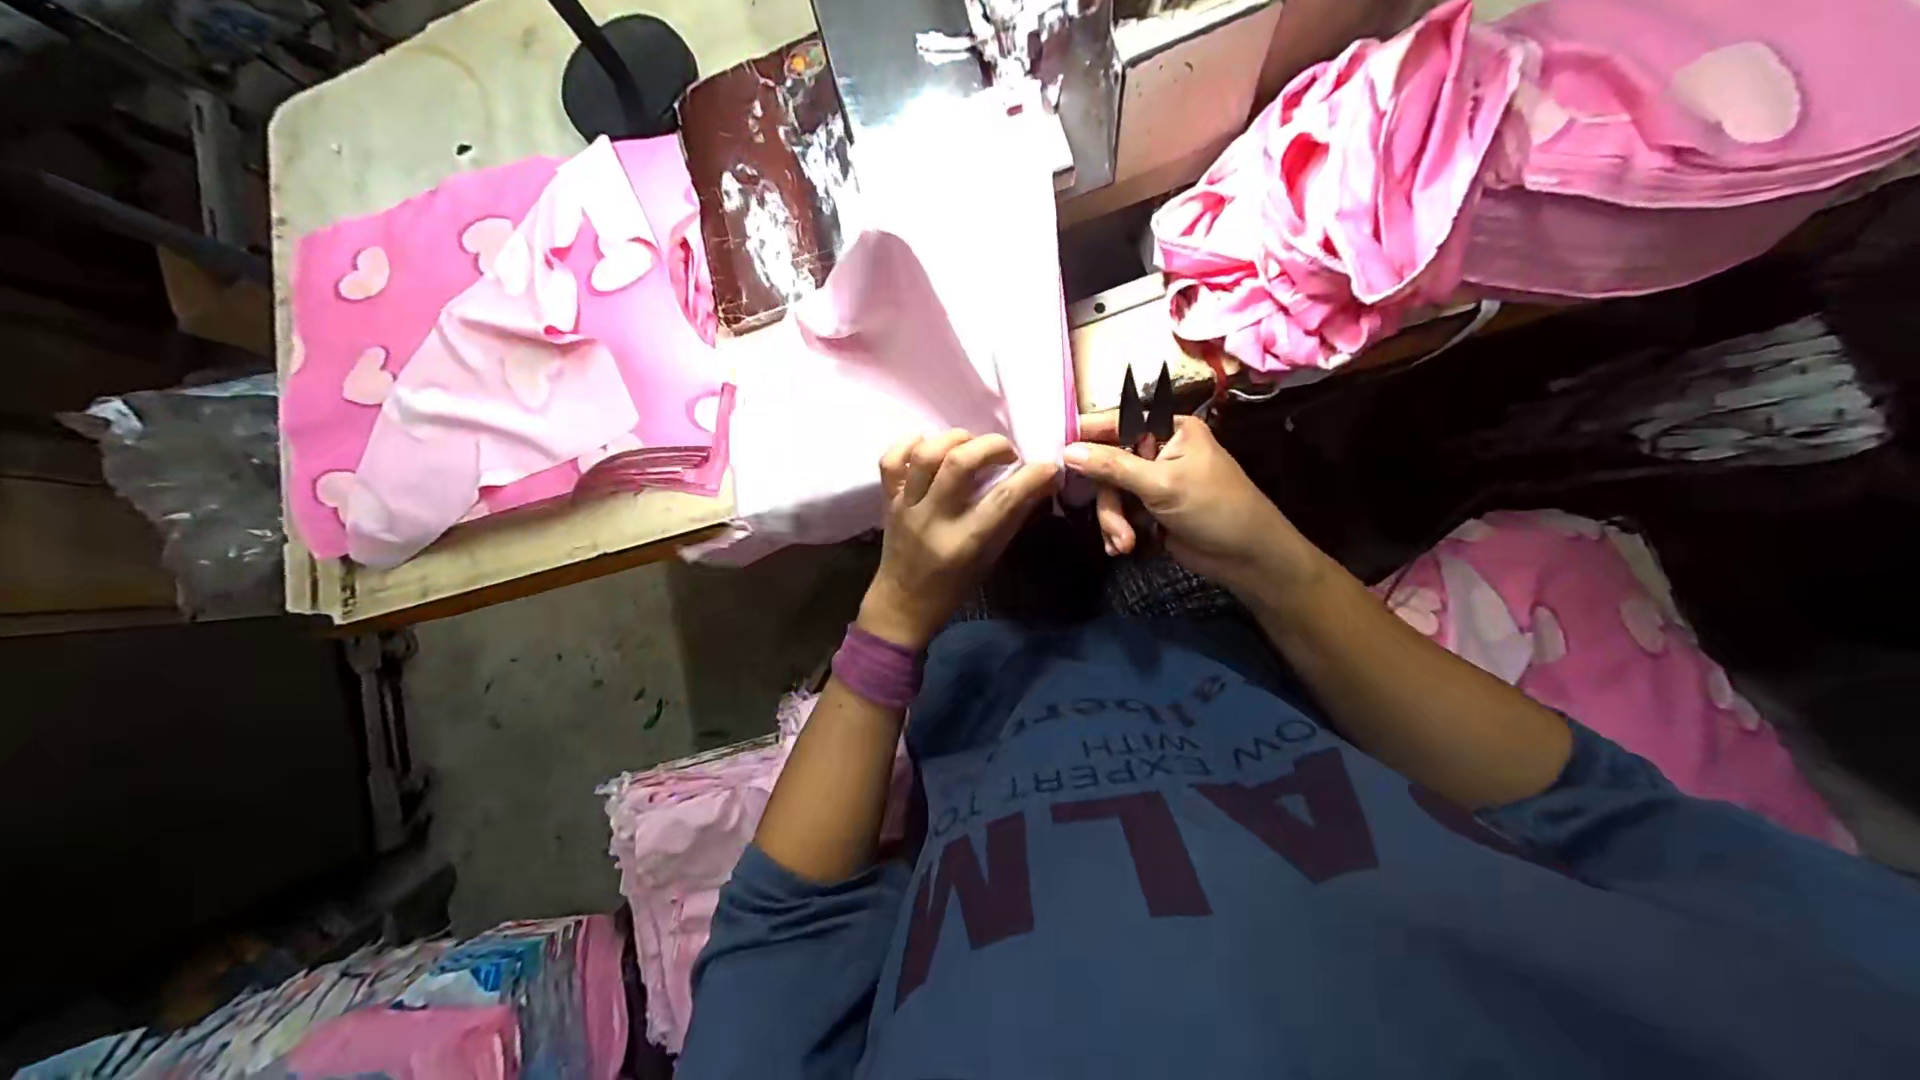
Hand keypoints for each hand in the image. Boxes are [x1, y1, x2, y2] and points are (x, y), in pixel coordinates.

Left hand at [858, 430, 1059, 649]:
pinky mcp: (887, 501)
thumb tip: (1043, 484)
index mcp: (964, 542)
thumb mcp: (989, 559)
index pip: (1003, 498)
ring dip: (954, 438)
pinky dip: (908, 443)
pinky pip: (890, 461)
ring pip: (925, 455)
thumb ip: (1013, 520)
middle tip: (1006, 453)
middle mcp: (933, 519)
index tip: (1048, 467)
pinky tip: (927, 444)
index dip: (1032, 476)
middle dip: (992, 445)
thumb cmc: (952, 587)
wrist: (902, 605)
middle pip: (960, 463)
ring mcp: (906, 507)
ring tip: (970, 445)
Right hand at [1064, 411, 1323, 598]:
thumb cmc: (1214, 508)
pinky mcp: (1150, 510)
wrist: (1246, 558)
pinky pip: (1119, 513)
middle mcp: (1159, 450)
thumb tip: (1068, 450)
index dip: (1088, 435)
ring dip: (1114, 522)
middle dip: (1110, 501)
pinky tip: (1124, 548)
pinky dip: (1119, 532)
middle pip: (1108, 465)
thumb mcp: (1161, 484)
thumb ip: (1113, 466)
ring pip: (1111, 493)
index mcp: (1170, 429)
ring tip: (1126, 545)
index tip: (1059, 448)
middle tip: (1118, 528)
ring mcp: (1153, 481)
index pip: (1119, 422)